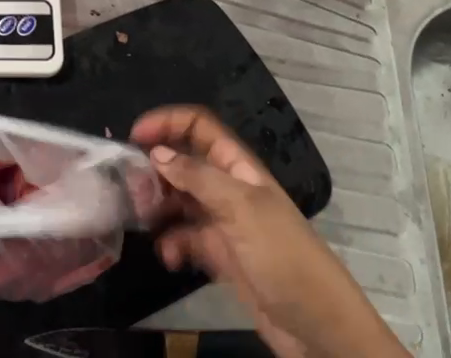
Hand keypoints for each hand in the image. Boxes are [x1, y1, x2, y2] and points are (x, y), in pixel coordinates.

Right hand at [132, 106, 408, 357]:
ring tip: (143, 221)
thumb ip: (197, 177)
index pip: (199, 126)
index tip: (135, 136)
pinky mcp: (220, 255)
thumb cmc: (283, 257)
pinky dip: (172, 244)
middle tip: (131, 187)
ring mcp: (224, 223)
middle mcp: (229, 189)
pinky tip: (170, 258)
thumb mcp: (240, 209)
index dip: (168, 122)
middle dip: (155, 169)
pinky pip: (185, 238)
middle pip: (183, 162)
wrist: (319, 328)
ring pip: (179, 200)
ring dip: (159, 208)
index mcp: (238, 168)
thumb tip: (156, 152)